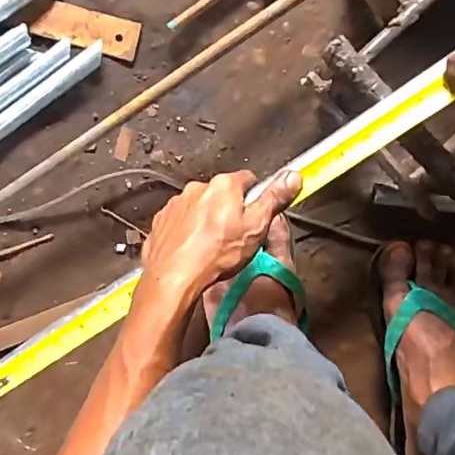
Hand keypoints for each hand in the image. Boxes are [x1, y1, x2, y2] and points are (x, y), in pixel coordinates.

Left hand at [140, 170, 301, 300]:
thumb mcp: (256, 227)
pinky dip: (187, 233)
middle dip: (229, 211)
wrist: (174, 277)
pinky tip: (194, 251)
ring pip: (199, 208)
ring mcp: (177, 204)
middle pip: (222, 194)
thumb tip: (293, 176)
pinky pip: (181, 222)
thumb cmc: (215, 255)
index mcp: (224, 185)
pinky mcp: (162, 221)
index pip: (248, 180)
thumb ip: (275, 198)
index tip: (257, 214)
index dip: (256, 198)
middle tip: (236, 236)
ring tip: (212, 247)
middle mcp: (197, 188)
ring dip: (206, 221)